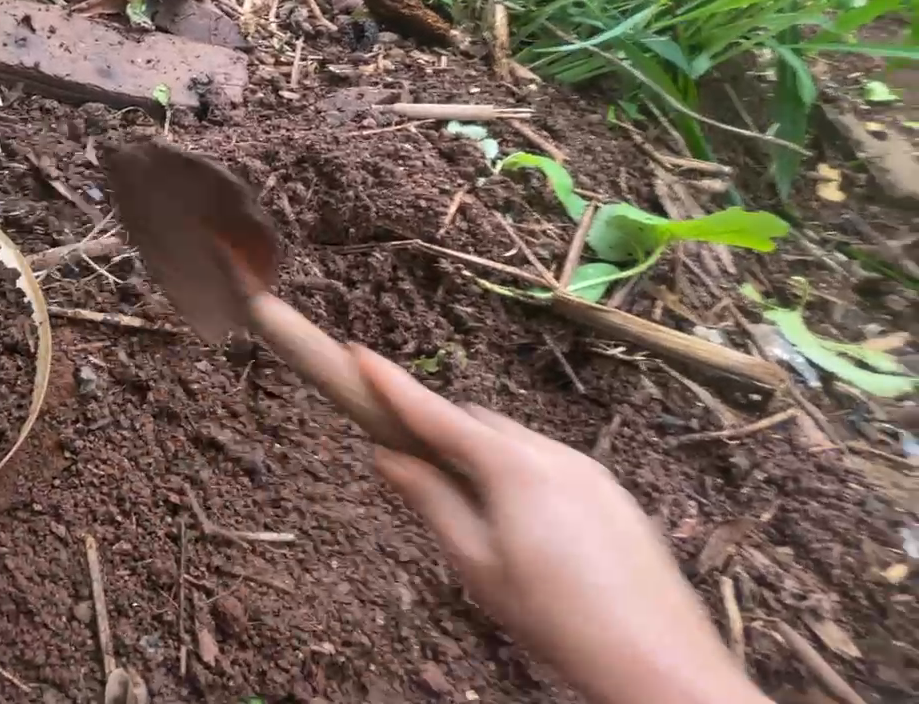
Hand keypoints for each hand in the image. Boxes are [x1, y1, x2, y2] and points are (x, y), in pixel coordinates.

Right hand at [356, 348, 766, 703]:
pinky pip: (547, 461)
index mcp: (510, 466)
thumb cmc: (554, 619)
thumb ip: (429, 499)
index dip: (391, 383)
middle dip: (439, 428)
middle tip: (414, 461)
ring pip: (512, 439)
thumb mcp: (474, 562)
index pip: (434, 412)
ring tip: (472, 505)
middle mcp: (551, 453)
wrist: (667, 674)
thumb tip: (387, 456)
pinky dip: (516, 469)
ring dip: (479, 451)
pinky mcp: (614, 494)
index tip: (358, 353)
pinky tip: (522, 521)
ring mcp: (589, 471)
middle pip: (475, 420)